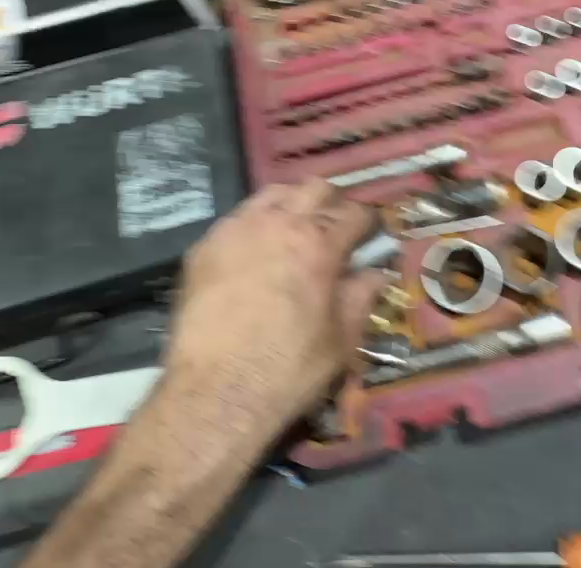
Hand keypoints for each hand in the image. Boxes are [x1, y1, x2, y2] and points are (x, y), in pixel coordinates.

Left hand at [162, 179, 385, 429]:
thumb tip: (375, 273)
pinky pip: (237, 218)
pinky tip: (254, 252)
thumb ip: (361, 298)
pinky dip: (254, 225)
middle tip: (334, 227)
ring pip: (273, 193)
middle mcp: (280, 223)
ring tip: (293, 229)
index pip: (355, 213)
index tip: (368, 236)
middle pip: (315, 188)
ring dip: (292, 204)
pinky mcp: (205, 245)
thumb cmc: (288, 371)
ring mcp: (238, 229)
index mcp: (320, 245)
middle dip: (332, 202)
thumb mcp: (342, 341)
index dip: (368, 223)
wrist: (214, 392)